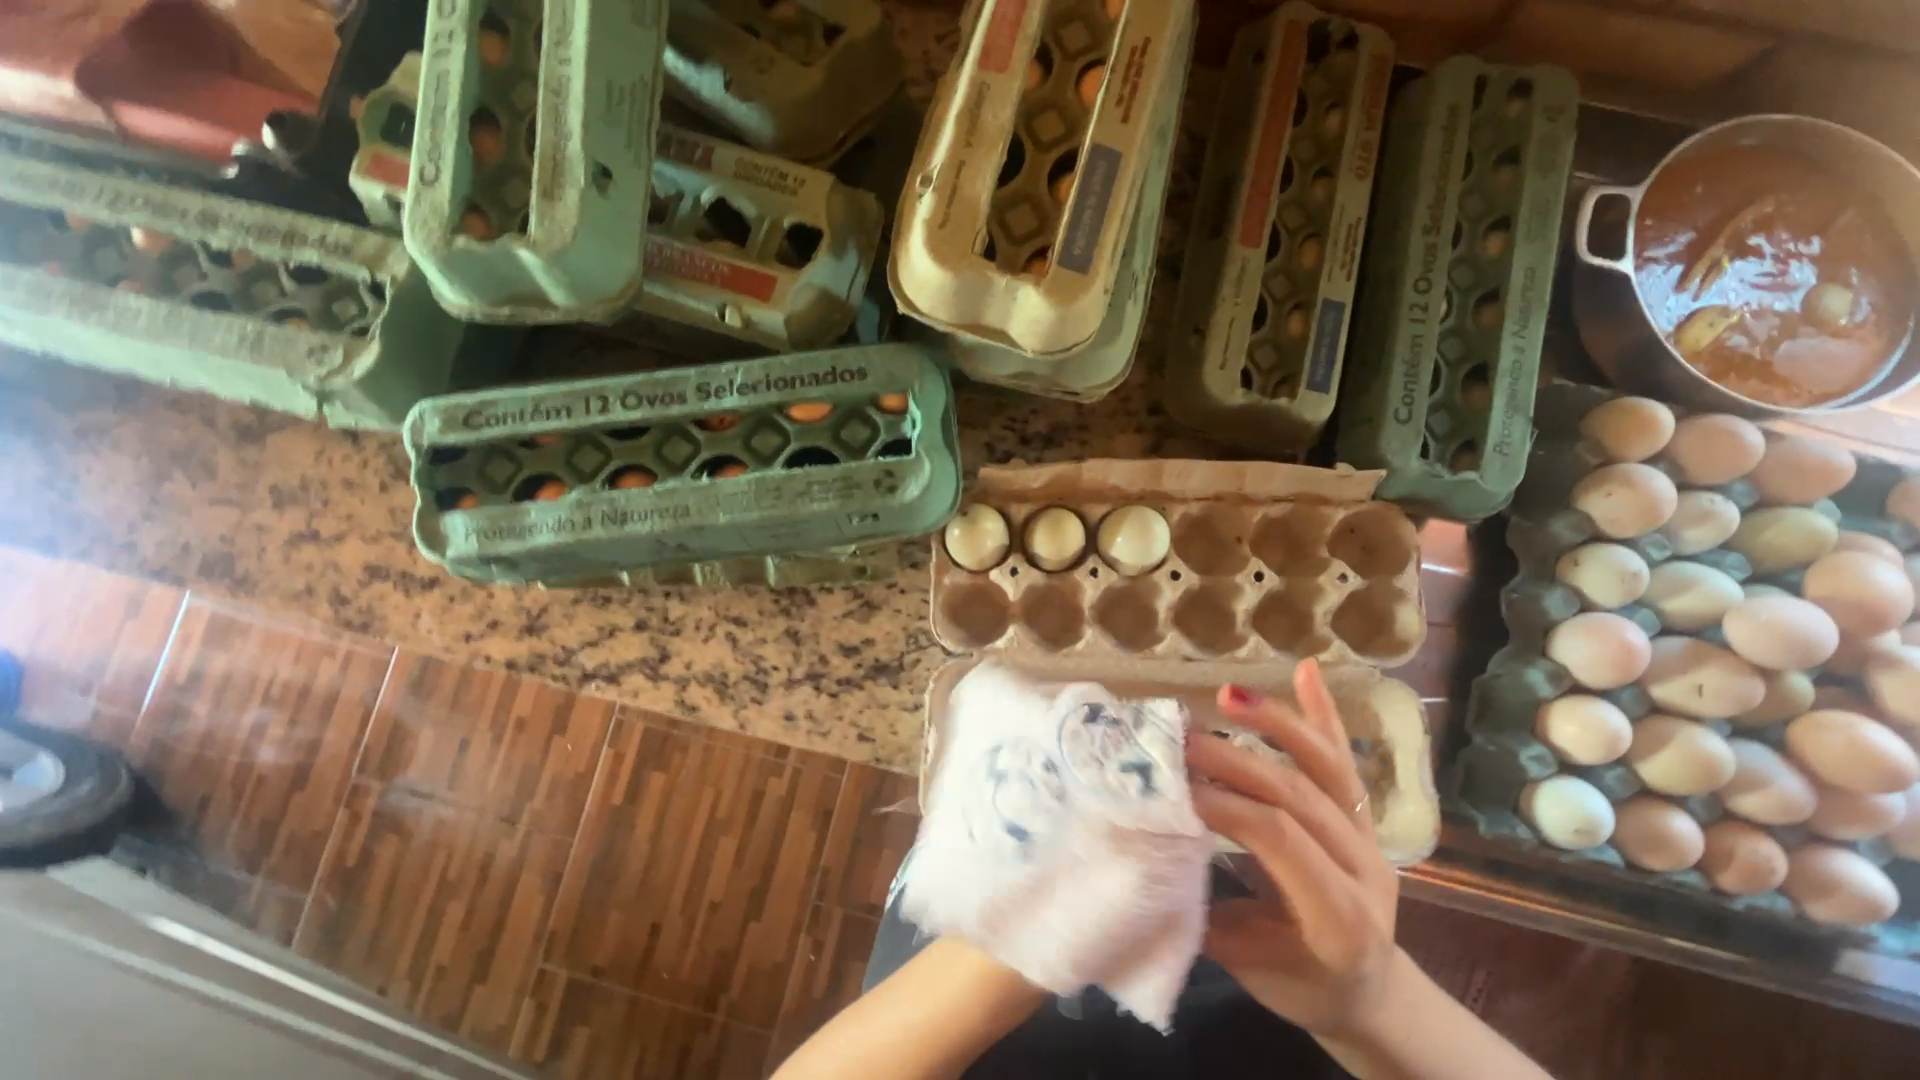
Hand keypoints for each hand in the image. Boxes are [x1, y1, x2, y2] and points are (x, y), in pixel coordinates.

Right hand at [1185, 658, 1403, 1039]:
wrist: (1372, 992)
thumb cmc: (1305, 987)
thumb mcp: (1251, 969)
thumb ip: (1207, 916)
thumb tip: (1150, 855)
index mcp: (1339, 914)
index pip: (1278, 839)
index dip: (1224, 806)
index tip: (1172, 790)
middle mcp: (1365, 867)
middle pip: (1298, 794)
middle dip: (1234, 761)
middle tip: (1178, 740)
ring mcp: (1371, 836)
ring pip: (1326, 768)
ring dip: (1274, 724)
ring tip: (1228, 694)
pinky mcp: (1365, 816)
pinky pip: (1343, 760)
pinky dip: (1323, 714)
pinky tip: (1305, 669)